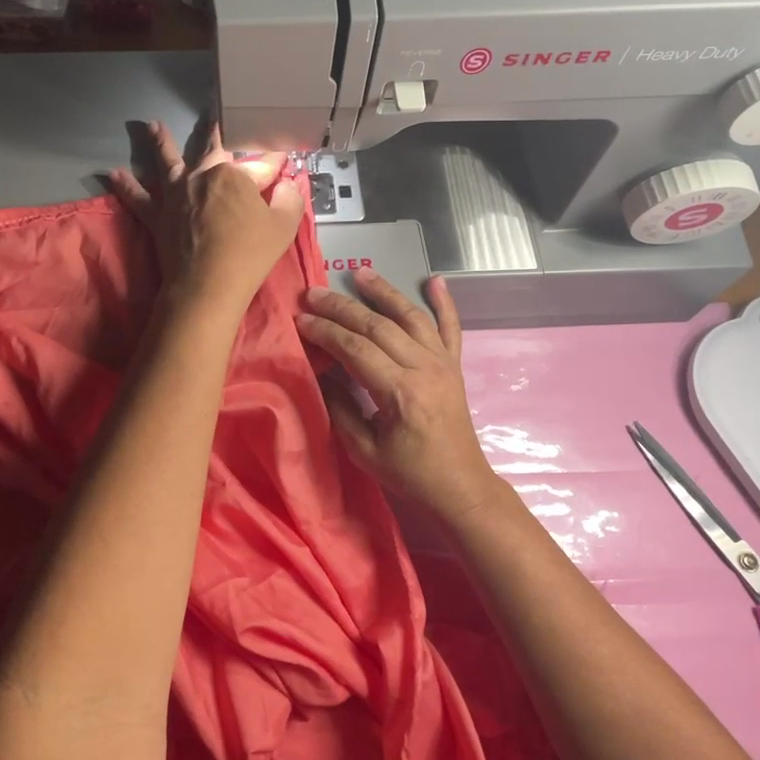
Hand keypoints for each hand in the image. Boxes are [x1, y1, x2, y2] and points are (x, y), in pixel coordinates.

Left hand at [107, 120, 305, 310]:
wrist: (206, 286)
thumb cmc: (249, 255)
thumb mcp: (283, 226)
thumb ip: (288, 199)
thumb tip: (287, 185)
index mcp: (232, 174)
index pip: (259, 164)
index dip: (274, 162)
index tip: (283, 159)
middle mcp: (200, 175)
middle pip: (209, 149)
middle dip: (214, 131)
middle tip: (211, 113)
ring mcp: (175, 194)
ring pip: (168, 162)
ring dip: (161, 143)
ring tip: (153, 126)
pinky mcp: (157, 216)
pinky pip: (138, 198)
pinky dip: (126, 186)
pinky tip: (113, 174)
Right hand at [296, 269, 502, 523]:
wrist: (460, 486)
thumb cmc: (409, 473)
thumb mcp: (363, 449)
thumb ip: (340, 406)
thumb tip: (319, 370)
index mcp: (400, 392)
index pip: (355, 349)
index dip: (325, 331)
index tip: (300, 319)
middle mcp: (424, 368)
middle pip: (378, 326)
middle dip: (342, 307)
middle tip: (312, 293)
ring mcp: (443, 363)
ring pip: (411, 317)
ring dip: (384, 292)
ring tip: (359, 273)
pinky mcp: (454, 366)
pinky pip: (450, 327)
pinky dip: (444, 302)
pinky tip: (435, 280)